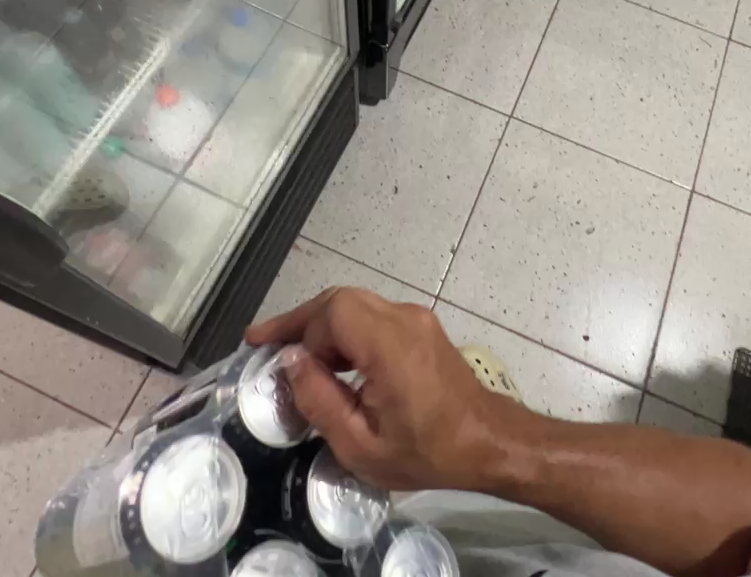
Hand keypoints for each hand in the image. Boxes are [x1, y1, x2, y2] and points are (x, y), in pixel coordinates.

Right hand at [245, 288, 525, 491]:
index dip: (300, 332)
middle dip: (301, 320)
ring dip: (321, 324)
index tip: (276, 361)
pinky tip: (327, 356)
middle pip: (340, 299)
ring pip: (355, 303)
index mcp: (390, 344)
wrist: (486, 440)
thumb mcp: (362, 446)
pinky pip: (372, 315)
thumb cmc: (426, 451)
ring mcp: (414, 317)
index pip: (333, 313)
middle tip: (264, 341)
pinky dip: (344, 329)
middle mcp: (403, 318)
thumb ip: (321, 400)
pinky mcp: (420, 325)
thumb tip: (290, 362)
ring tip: (289, 350)